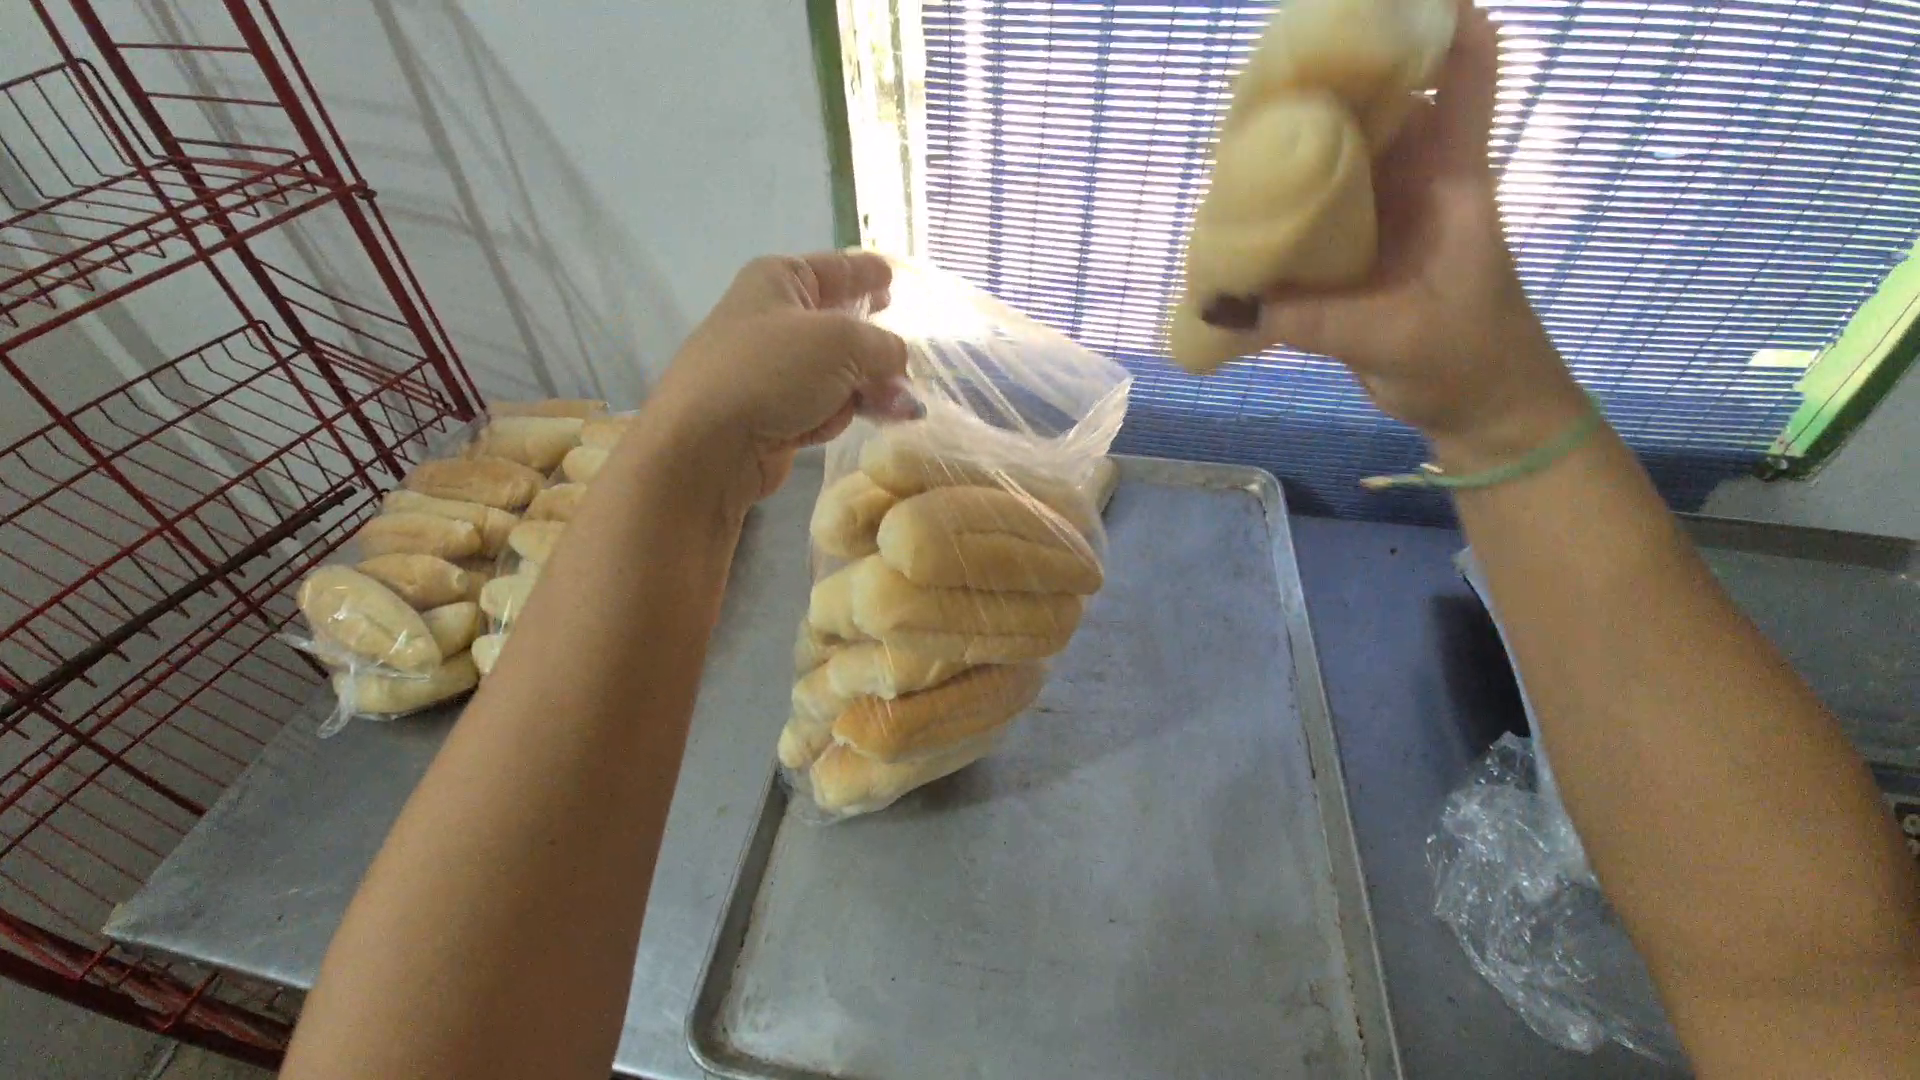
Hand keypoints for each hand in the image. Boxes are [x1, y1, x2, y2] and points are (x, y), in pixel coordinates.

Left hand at [647, 252, 913, 512]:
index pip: (836, 269)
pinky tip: (874, 421)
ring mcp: (773, 370)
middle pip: (841, 325)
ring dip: (870, 388)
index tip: (893, 277)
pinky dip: (846, 412)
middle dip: (877, 345)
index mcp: (780, 280)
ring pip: (839, 372)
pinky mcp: (776, 414)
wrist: (708, 443)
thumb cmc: (772, 371)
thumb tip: (899, 366)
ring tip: (903, 406)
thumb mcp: (842, 342)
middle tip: (907, 356)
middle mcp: (774, 320)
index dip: (867, 273)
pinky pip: (825, 405)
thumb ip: (884, 347)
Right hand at [1252, 2, 1587, 461]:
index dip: (1440, 14)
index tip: (1374, 0)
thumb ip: (1306, 319)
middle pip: (1383, 100)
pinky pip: (1317, 214)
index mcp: (1450, 177)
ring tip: (1239, 132)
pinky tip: (1241, 210)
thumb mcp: (1389, 337)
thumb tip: (1218, 303)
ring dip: (1300, 142)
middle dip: (1334, 77)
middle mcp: (1416, 181)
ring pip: (1343, 156)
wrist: (1480, 407)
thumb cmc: (1464, 359)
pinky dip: (1284, 208)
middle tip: (1267, 74)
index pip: (1467, 66)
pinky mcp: (1357, 256)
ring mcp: (1385, 218)